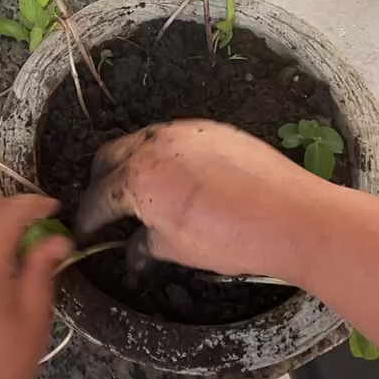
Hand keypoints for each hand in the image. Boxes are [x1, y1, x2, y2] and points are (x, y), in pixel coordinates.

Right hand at [74, 120, 334, 281]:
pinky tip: (177, 178)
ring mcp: (183, 132)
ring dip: (131, 164)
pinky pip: (172, 138)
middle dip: (101, 183)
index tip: (86, 233)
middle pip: (109, 158)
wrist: (292, 216)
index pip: (98, 198)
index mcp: (139, 178)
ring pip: (140, 142)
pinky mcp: (210, 129)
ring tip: (141, 191)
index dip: (89, 219)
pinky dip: (162, 156)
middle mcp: (153, 145)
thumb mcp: (179, 249)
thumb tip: (133, 250)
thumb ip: (146, 244)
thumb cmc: (231, 239)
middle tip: (106, 209)